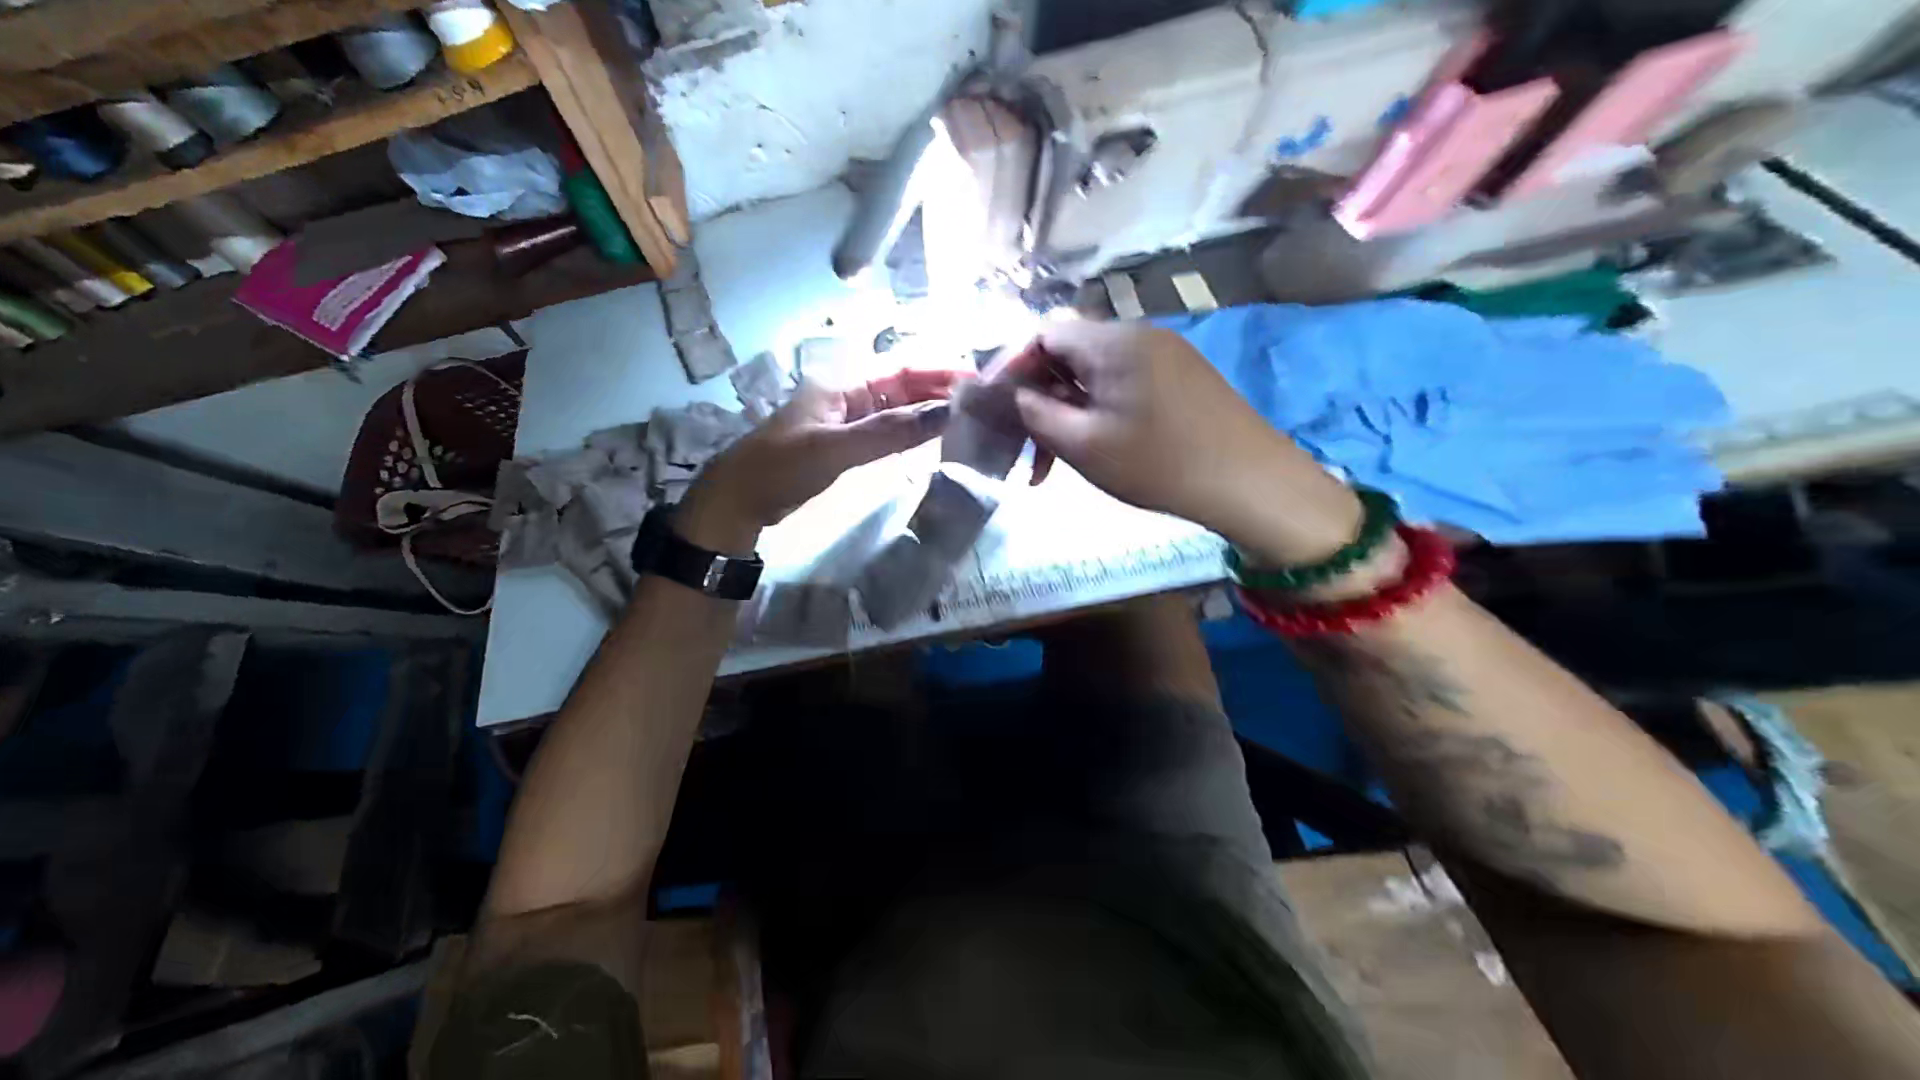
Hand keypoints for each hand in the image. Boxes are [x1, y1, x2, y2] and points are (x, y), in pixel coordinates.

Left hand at [678, 369, 965, 552]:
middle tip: (982, 401)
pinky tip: (932, 438)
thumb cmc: (782, 467)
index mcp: (842, 384)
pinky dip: (910, 433)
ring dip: (927, 412)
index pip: (900, 369)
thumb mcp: (837, 447)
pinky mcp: (844, 446)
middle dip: (939, 390)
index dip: (938, 371)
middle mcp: (847, 396)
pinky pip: (885, 432)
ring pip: (896, 410)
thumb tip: (947, 413)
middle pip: (902, 387)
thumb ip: (890, 431)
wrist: (739, 501)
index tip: (976, 379)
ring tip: (968, 417)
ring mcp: (845, 422)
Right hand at [1002, 321, 1362, 565]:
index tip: (997, 412)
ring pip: (1096, 374)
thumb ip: (1033, 413)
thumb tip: (1003, 394)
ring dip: (1068, 411)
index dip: (1012, 369)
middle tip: (1027, 449)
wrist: (1252, 483)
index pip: (1043, 334)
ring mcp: (1167, 355)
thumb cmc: (1159, 463)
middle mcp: (1140, 335)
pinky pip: (1125, 384)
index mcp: (1112, 341)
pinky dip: (1099, 412)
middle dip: (1039, 398)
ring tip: (1057, 460)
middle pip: (1069, 354)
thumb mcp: (1083, 444)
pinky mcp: (1184, 378)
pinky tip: (1098, 448)